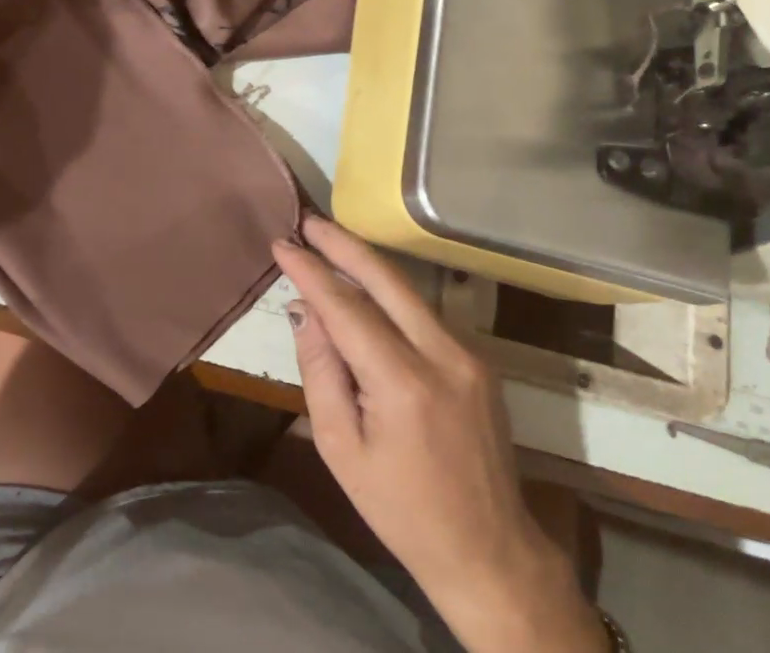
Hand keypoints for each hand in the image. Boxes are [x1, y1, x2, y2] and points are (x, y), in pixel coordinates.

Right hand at [272, 216, 605, 652]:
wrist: (487, 548)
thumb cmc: (398, 506)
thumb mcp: (340, 446)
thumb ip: (322, 371)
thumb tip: (306, 313)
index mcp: (403, 382)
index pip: (347, 307)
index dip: (311, 271)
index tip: (282, 243)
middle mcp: (444, 356)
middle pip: (388, 281)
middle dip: (344, 244)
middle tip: (308, 220)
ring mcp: (470, 358)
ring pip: (411, 293)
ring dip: (368, 264)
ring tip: (329, 242)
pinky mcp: (480, 366)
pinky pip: (425, 316)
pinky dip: (389, 295)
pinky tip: (364, 289)